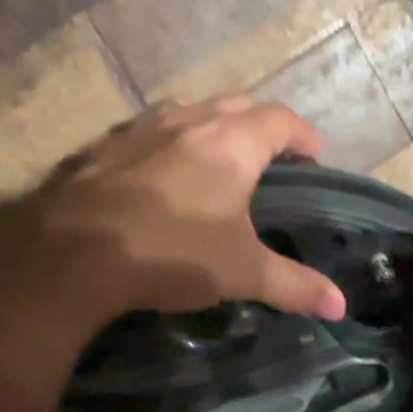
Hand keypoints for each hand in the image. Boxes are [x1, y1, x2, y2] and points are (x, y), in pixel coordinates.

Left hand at [0, 96, 346, 326]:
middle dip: (258, 125)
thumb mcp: (240, 273)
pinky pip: (143, 132)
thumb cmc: (170, 254)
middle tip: (268, 157)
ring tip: (213, 158)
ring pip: (185, 111)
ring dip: (208, 126)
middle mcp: (187, 121)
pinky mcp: (99, 146)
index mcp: (231, 143)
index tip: (314, 155)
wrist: (71, 254)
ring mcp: (138, 128)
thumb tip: (341, 306)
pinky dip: (162, 143)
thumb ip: (293, 285)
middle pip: (235, 105)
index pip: (280, 121)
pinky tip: (154, 173)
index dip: (302, 135)